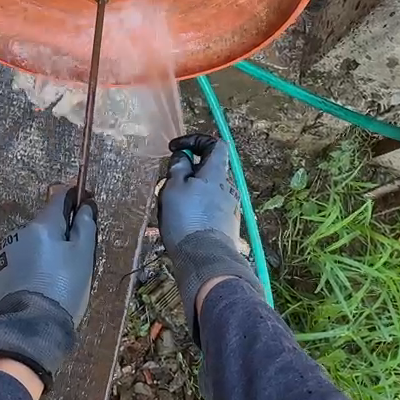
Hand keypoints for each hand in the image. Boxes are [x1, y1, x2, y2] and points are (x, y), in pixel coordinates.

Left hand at [0, 187, 99, 388]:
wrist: (29, 328)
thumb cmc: (64, 290)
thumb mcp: (83, 257)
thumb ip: (85, 227)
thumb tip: (86, 205)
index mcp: (43, 226)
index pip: (59, 198)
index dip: (74, 198)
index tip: (84, 204)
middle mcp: (19, 232)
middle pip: (44, 225)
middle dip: (58, 234)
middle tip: (72, 257)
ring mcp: (3, 252)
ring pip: (29, 244)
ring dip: (41, 252)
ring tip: (52, 278)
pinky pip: (15, 262)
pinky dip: (26, 267)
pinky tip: (34, 286)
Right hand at [160, 133, 240, 250]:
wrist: (205, 259)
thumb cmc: (186, 219)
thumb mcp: (173, 188)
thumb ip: (178, 167)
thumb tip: (183, 156)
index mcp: (216, 173)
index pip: (215, 144)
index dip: (195, 140)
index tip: (176, 149)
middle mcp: (228, 187)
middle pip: (208, 170)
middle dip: (188, 173)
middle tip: (169, 186)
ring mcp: (230, 207)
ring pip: (207, 191)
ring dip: (190, 193)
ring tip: (171, 209)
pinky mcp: (227, 224)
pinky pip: (210, 208)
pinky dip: (196, 208)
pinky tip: (182, 224)